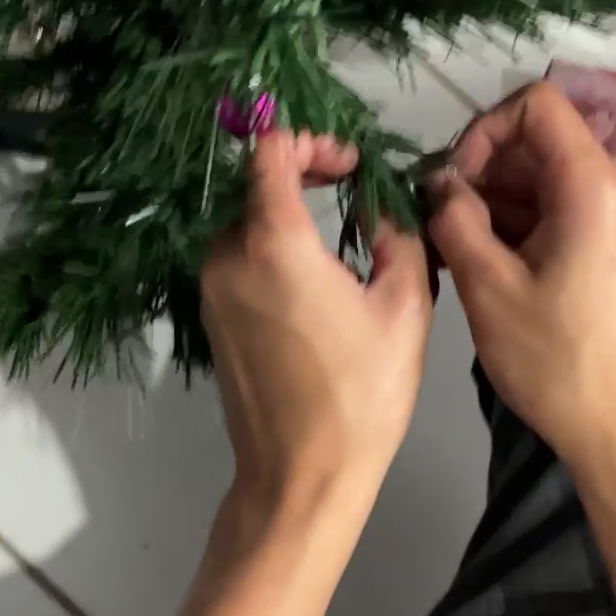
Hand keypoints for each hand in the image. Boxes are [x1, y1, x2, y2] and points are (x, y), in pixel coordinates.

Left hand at [202, 131, 433, 511]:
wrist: (302, 474)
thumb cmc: (362, 393)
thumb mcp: (405, 307)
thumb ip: (398, 235)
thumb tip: (382, 208)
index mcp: (272, 243)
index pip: (269, 150)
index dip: (311, 141)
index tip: (349, 165)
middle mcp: (226, 258)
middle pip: (255, 188)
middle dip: (304, 177)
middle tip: (353, 192)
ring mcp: (210, 293)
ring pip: (245, 228)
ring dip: (288, 219)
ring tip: (340, 241)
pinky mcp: (210, 323)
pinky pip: (238, 266)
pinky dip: (271, 255)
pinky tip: (312, 283)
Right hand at [428, 83, 615, 467]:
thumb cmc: (552, 360)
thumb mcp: (488, 288)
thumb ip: (456, 221)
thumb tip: (439, 185)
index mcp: (591, 187)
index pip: (537, 106)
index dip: (483, 130)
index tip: (450, 182)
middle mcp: (613, 194)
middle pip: (539, 147)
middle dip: (481, 173)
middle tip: (437, 221)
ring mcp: (615, 227)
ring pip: (544, 187)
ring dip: (493, 206)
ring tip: (450, 249)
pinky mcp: (610, 257)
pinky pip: (558, 220)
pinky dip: (517, 231)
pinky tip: (481, 266)